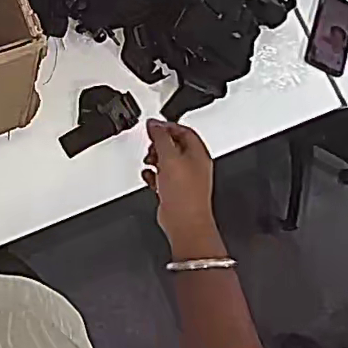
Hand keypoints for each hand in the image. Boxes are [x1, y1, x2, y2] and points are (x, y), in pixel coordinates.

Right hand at [142, 118, 223, 258]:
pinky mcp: (174, 191)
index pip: (184, 131)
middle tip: (150, 145)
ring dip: (155, 158)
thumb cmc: (185, 195)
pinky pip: (162, 177)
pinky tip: (149, 176)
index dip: (168, 126)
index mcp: (198, 154)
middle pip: (175, 145)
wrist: (184, 223)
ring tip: (149, 161)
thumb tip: (154, 124)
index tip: (154, 126)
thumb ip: (160, 138)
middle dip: (160, 144)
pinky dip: (153, 174)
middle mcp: (193, 166)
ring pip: (167, 161)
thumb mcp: (169, 158)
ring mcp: (184, 179)